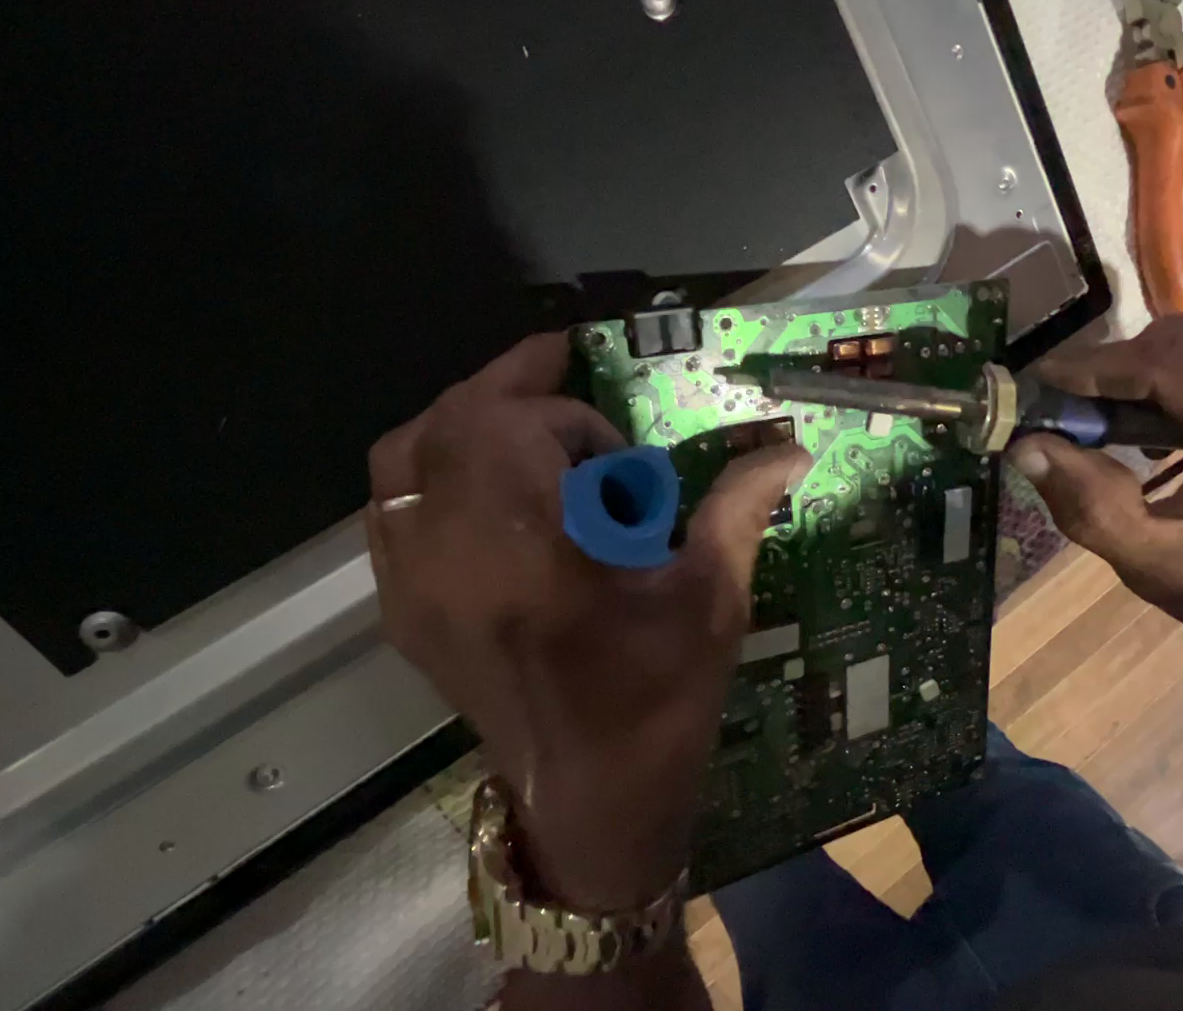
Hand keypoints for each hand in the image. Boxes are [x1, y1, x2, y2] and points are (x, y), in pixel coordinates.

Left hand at [364, 333, 808, 909]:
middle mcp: (448, 560)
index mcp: (525, 556)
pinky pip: (390, 507)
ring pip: (403, 457)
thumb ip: (738, 510)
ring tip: (527, 427)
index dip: (569, 416)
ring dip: (465, 423)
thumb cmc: (659, 704)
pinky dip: (434, 471)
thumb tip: (792, 448)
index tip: (623, 455)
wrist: (592, 804)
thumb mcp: (710, 603)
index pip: (510, 425)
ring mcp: (411, 588)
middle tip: (568, 377)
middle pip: (448, 423)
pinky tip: (492, 489)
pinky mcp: (403, 612)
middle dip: (512, 390)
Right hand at [1007, 316, 1182, 649]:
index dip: (1101, 368)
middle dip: (1115, 366)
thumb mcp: (1152, 564)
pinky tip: (1148, 417)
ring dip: (1140, 367)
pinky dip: (1171, 373)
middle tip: (1065, 406)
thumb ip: (1087, 505)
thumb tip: (1025, 445)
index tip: (1041, 382)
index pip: (1177, 369)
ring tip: (1103, 415)